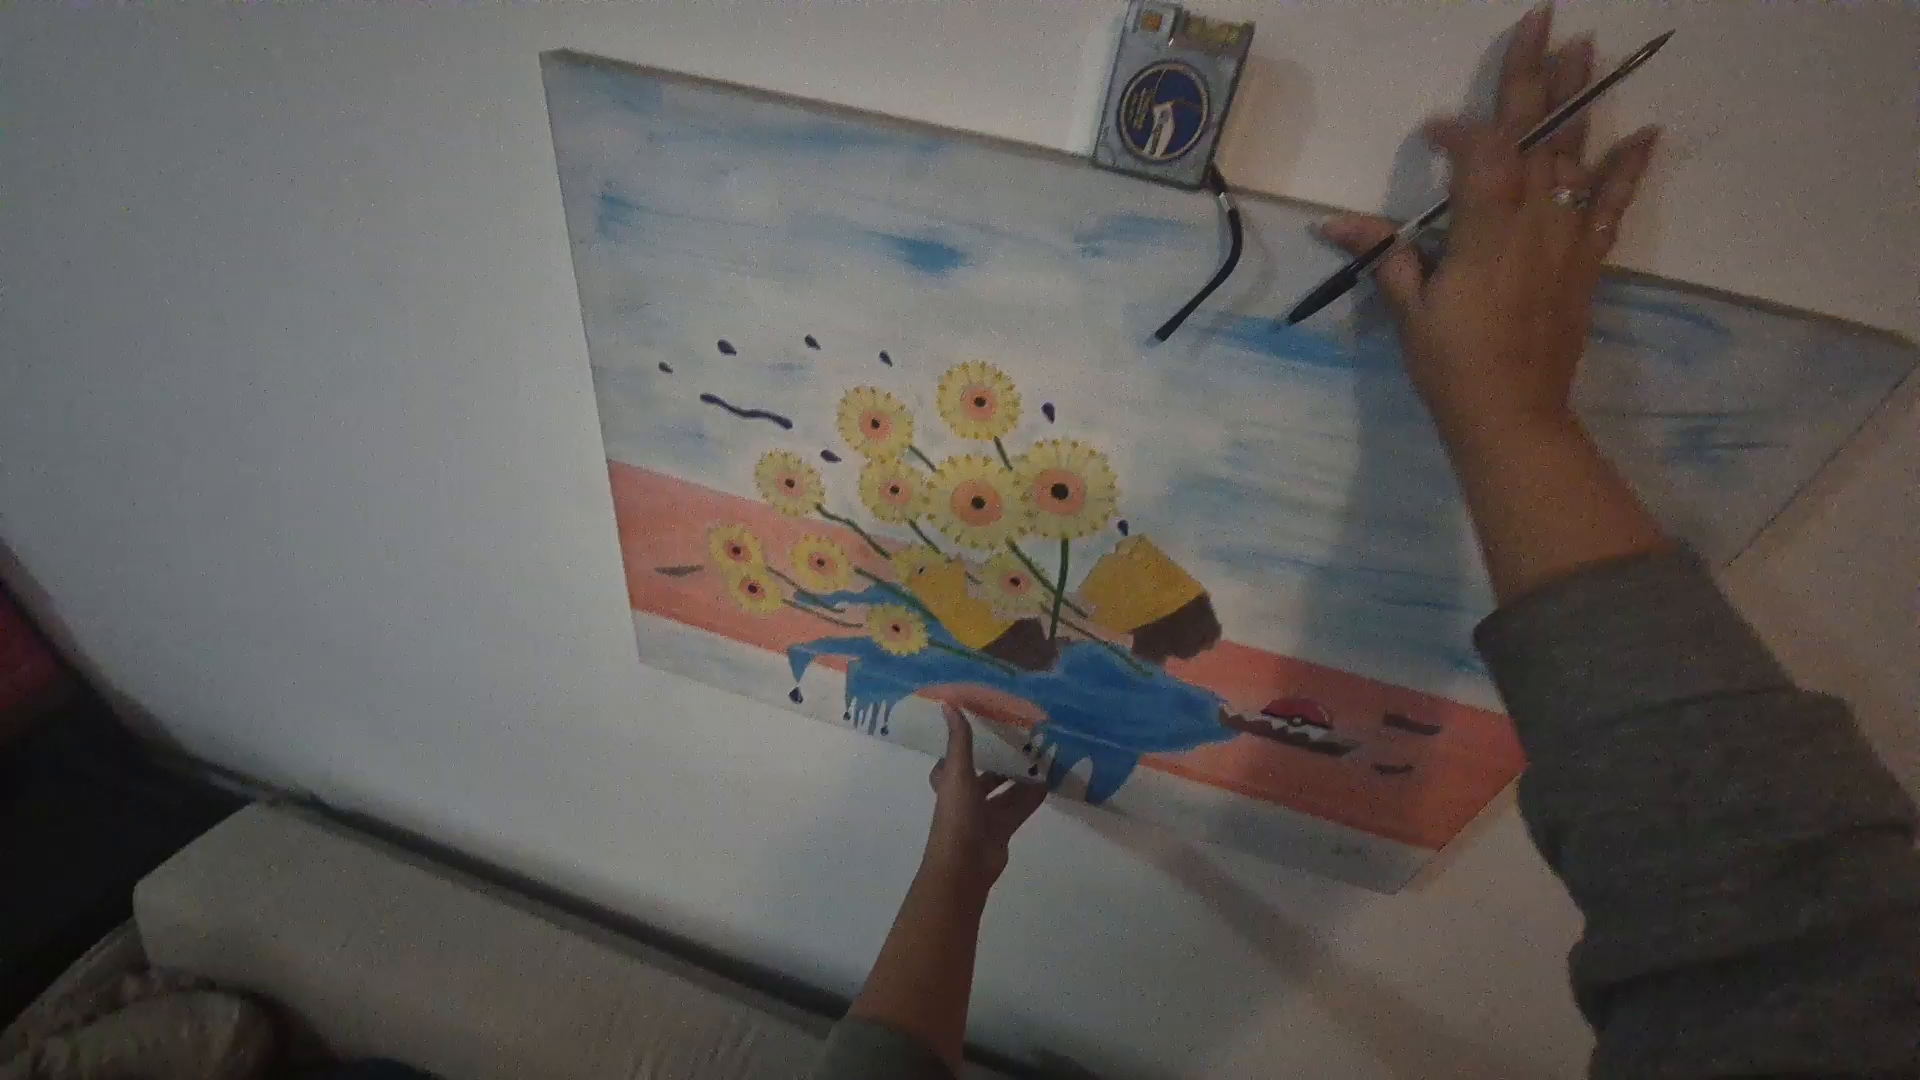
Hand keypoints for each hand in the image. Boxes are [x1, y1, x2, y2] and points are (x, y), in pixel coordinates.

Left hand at [921, 703, 1047, 901]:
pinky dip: (1031, 795)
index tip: (986, 723)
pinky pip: (1019, 807)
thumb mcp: (958, 773)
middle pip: (985, 773)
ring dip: (1020, 776)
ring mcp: (984, 814)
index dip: (967, 741)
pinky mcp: (1001, 829)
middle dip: (1001, 759)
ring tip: (1041, 756)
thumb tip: (949, 704)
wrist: (964, 867)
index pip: (956, 756)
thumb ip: (960, 741)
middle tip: (1023, 738)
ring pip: (1005, 790)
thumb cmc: (957, 815)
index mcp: (949, 781)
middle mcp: (965, 796)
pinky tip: (1048, 781)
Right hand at [1320, 3, 1659, 450]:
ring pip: (1575, 157)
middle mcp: (1533, 222)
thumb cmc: (1449, 365)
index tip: (1433, 127)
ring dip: (1579, 101)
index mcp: (1483, 233)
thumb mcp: (1408, 310)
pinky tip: (1643, 134)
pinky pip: (1611, 206)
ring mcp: (1566, 238)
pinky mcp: (1586, 261)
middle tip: (1544, 19)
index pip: (1480, 158)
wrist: (1510, 412)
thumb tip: (1334, 224)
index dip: (1457, 133)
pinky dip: (1628, 170)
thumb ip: (1385, 257)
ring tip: (1587, 48)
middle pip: (1535, 137)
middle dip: (1536, 77)